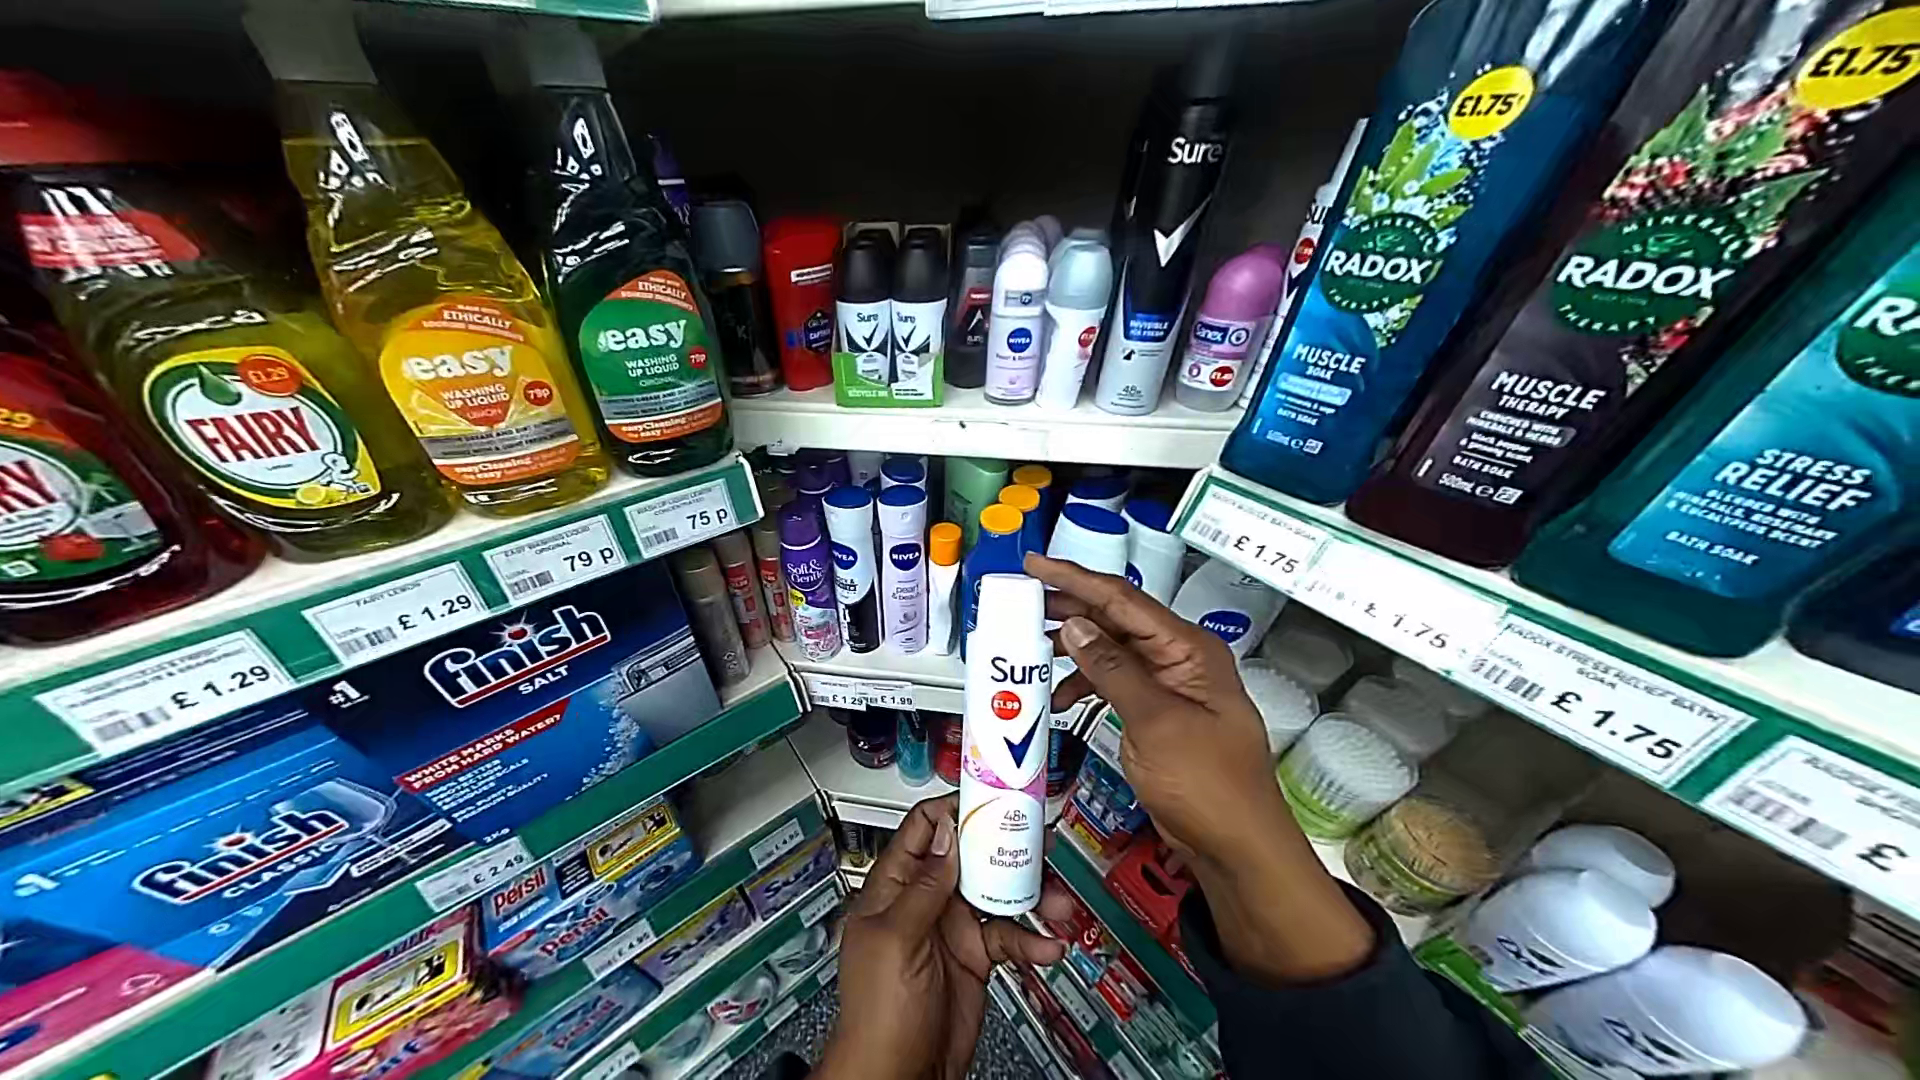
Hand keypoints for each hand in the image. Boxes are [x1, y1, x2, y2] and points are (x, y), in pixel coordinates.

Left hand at [819, 795, 1070, 1079]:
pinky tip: (1049, 946)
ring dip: (1033, 895)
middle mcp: (929, 897)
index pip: (926, 828)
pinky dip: (1033, 939)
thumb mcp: (895, 941)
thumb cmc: (877, 1013)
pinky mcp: (978, 953)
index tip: (990, 799)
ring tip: (1060, 904)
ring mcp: (956, 924)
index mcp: (899, 885)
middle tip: (1041, 843)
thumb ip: (923, 887)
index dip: (955, 809)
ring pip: (999, 891)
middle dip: (1007, 848)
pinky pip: (1011, 934)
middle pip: (972, 855)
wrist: (900, 1078)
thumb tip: (945, 833)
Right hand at [1026, 552, 1373, 982]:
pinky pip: (1115, 682)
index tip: (1036, 563)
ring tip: (1033, 648)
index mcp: (1187, 648)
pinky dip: (1088, 684)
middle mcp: (1178, 658)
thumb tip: (1075, 624)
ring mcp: (1167, 685)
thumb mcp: (1155, 721)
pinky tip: (1063, 698)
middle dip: (1070, 609)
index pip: (1123, 600)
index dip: (1076, 578)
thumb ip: (1113, 668)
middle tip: (1024, 603)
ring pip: (1112, 650)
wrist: (1237, 849)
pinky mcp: (1156, 711)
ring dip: (1075, 649)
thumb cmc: (1206, 784)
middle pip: (1116, 619)